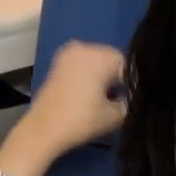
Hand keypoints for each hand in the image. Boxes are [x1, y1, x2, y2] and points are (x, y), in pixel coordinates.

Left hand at [20, 42, 127, 156]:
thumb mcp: (114, 117)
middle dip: (114, 76)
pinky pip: (81, 64)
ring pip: (94, 60)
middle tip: (115, 99)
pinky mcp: (58, 63)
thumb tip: (128, 97)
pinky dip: (87, 75)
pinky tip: (87, 94)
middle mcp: (84, 47)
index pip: (126, 63)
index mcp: (100, 56)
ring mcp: (68, 53)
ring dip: (100, 75)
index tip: (128, 99)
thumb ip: (128, 103)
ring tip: (101, 98)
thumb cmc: (82, 121)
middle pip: (109, 58)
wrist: (44, 128)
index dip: (130, 82)